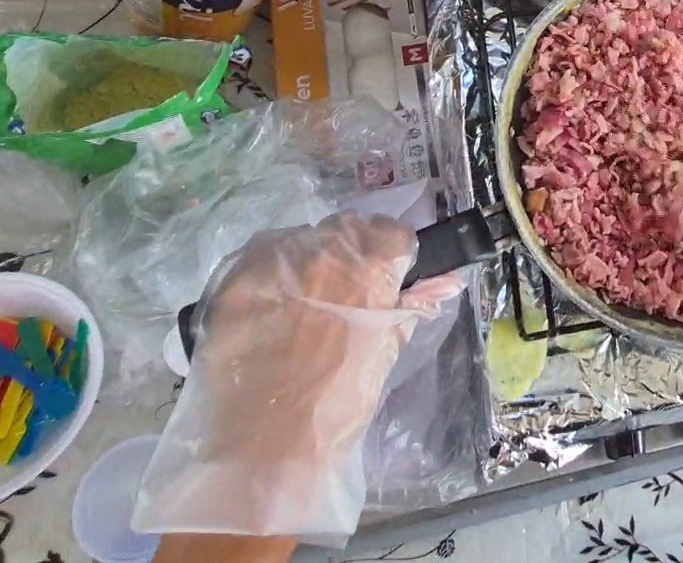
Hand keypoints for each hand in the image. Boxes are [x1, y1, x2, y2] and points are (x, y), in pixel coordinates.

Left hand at [133, 213, 462, 538]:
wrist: (262, 453)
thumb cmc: (338, 406)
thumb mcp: (386, 352)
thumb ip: (416, 306)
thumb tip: (447, 279)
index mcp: (370, 271)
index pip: (392, 232)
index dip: (393, 255)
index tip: (386, 278)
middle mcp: (325, 254)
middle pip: (348, 228)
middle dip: (353, 251)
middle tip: (345, 291)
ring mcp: (275, 264)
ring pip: (304, 236)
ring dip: (311, 258)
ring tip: (304, 300)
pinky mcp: (234, 281)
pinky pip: (261, 254)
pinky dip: (272, 270)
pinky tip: (271, 304)